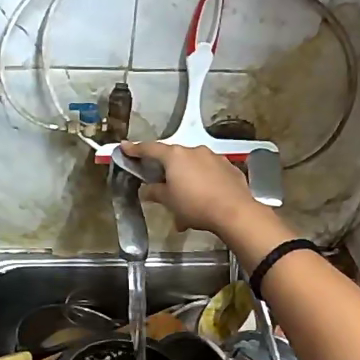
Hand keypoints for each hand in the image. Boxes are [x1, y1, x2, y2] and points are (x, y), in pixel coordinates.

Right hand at [120, 141, 257, 234]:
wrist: (234, 212)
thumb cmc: (195, 205)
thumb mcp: (169, 201)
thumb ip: (155, 192)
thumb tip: (146, 190)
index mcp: (175, 156)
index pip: (150, 149)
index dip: (136, 149)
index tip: (126, 147)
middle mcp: (195, 151)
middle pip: (175, 158)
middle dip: (168, 173)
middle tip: (163, 189)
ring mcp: (214, 158)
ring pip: (194, 168)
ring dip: (188, 182)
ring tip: (187, 206)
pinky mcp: (230, 168)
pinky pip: (210, 174)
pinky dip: (204, 184)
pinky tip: (205, 202)